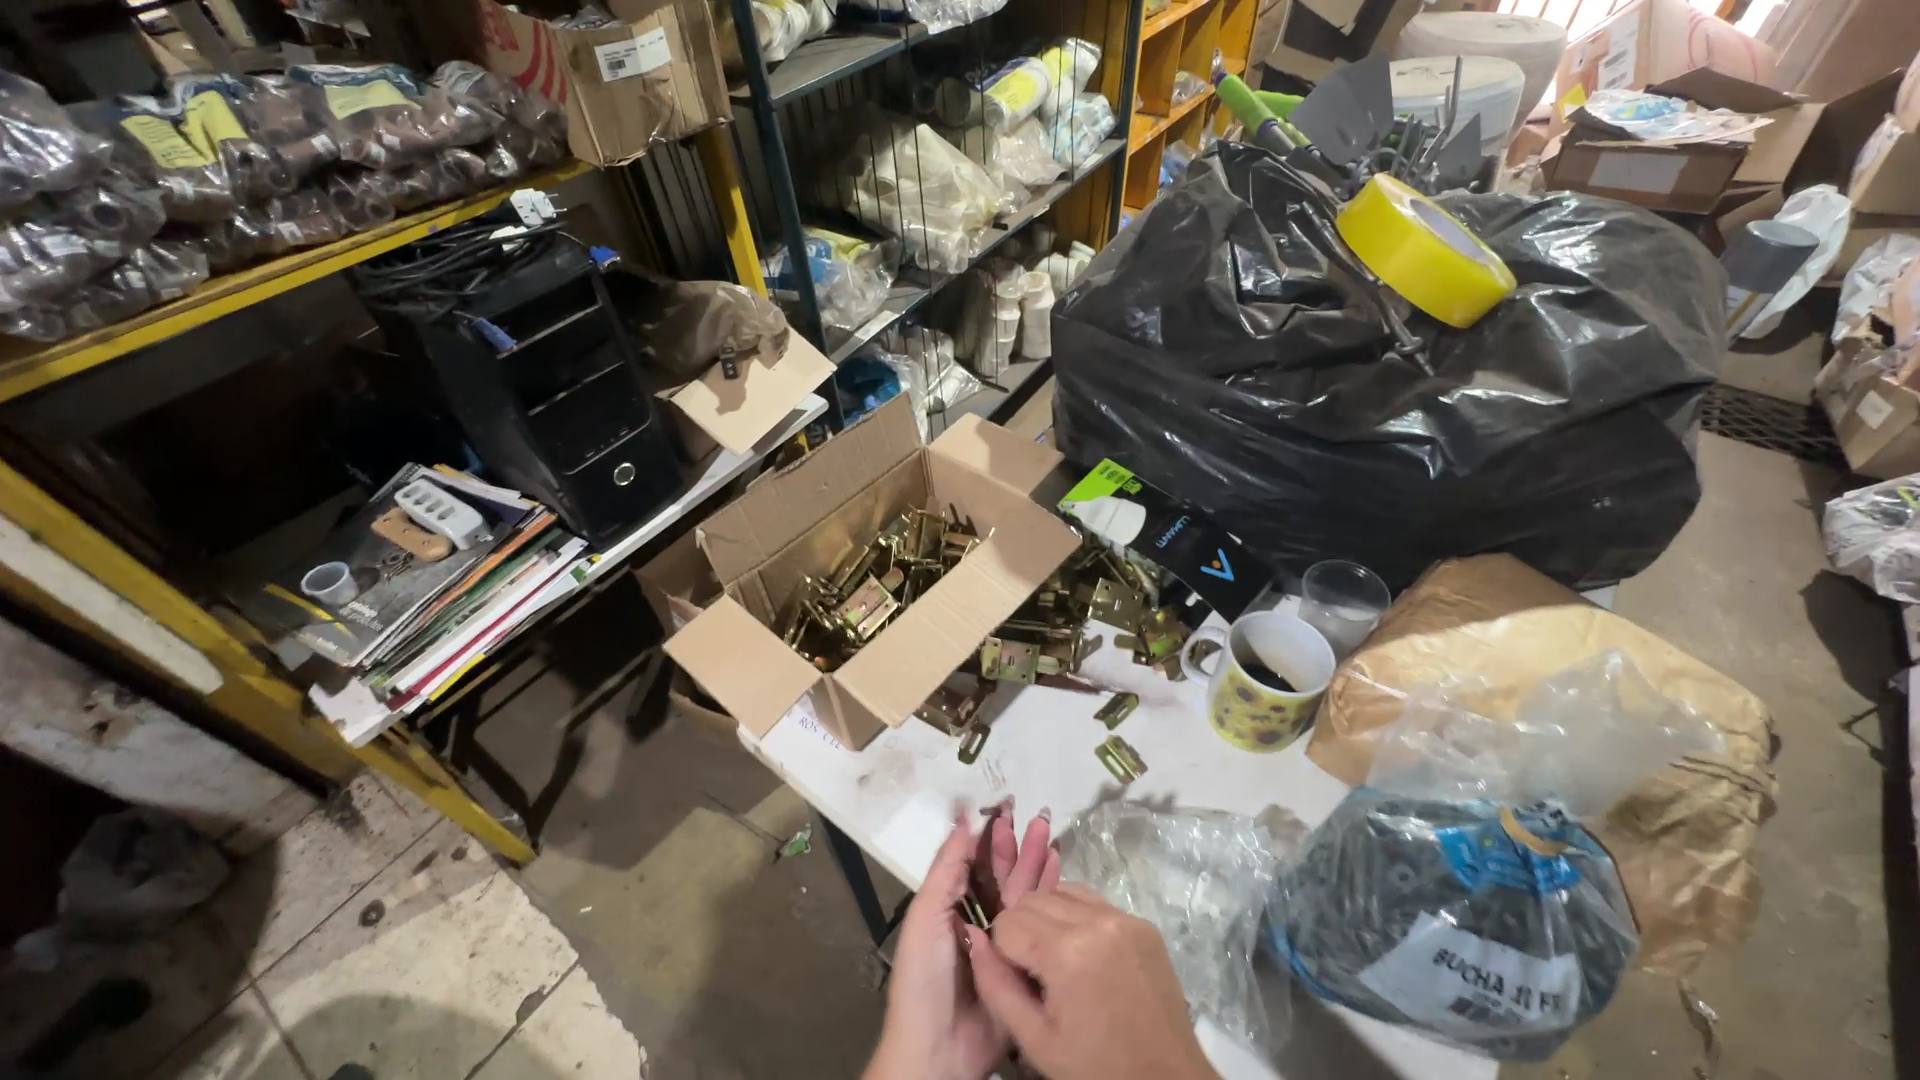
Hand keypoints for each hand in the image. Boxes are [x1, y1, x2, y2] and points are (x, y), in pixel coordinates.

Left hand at [862, 805, 1059, 1079]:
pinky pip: (1040, 923)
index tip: (1008, 806)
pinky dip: (1050, 893)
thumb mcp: (926, 916)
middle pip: (1002, 874)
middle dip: (1018, 844)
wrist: (939, 1049)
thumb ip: (945, 868)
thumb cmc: (924, 978)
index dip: (990, 835)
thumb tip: (961, 818)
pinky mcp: (1026, 963)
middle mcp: (978, 919)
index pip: (974, 862)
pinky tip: (1060, 869)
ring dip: (1036, 862)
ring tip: (1050, 831)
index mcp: (951, 906)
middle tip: (1037, 814)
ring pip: (1024, 893)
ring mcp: (1004, 941)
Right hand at [965, 886, 1218, 1079]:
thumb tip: (972, 936)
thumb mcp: (1034, 1039)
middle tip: (1036, 974)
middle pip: (1032, 899)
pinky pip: (1093, 900)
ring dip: (1048, 918)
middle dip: (1023, 931)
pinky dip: (1077, 917)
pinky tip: (1084, 954)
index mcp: (1068, 952)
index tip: (1018, 982)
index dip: (1003, 952)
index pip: (1007, 921)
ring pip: (1060, 890)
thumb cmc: (1095, 1068)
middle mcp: (1097, 920)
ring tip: (1059, 961)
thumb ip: (995, 984)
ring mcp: (1124, 917)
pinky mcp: (1142, 922)